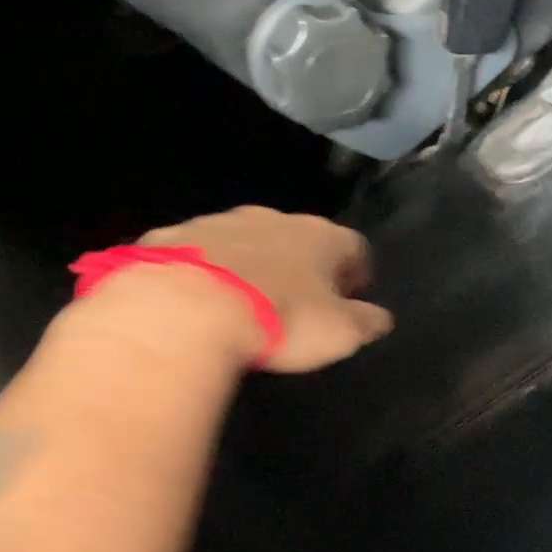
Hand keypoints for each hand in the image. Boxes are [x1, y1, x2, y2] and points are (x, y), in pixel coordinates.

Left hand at [88, 206, 394, 373]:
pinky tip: (201, 303)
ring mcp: (217, 222)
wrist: (183, 309)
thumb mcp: (341, 333)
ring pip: (246, 241)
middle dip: (302, 266)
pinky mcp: (170, 237)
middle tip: (299, 304)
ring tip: (248, 306)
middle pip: (299, 239)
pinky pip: (199, 254)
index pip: (355, 247)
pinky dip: (207, 273)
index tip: (351, 300)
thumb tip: (382, 317)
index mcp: (321, 236)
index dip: (356, 274)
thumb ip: (367, 322)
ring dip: (253, 265)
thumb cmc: (281, 319)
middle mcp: (273, 218)